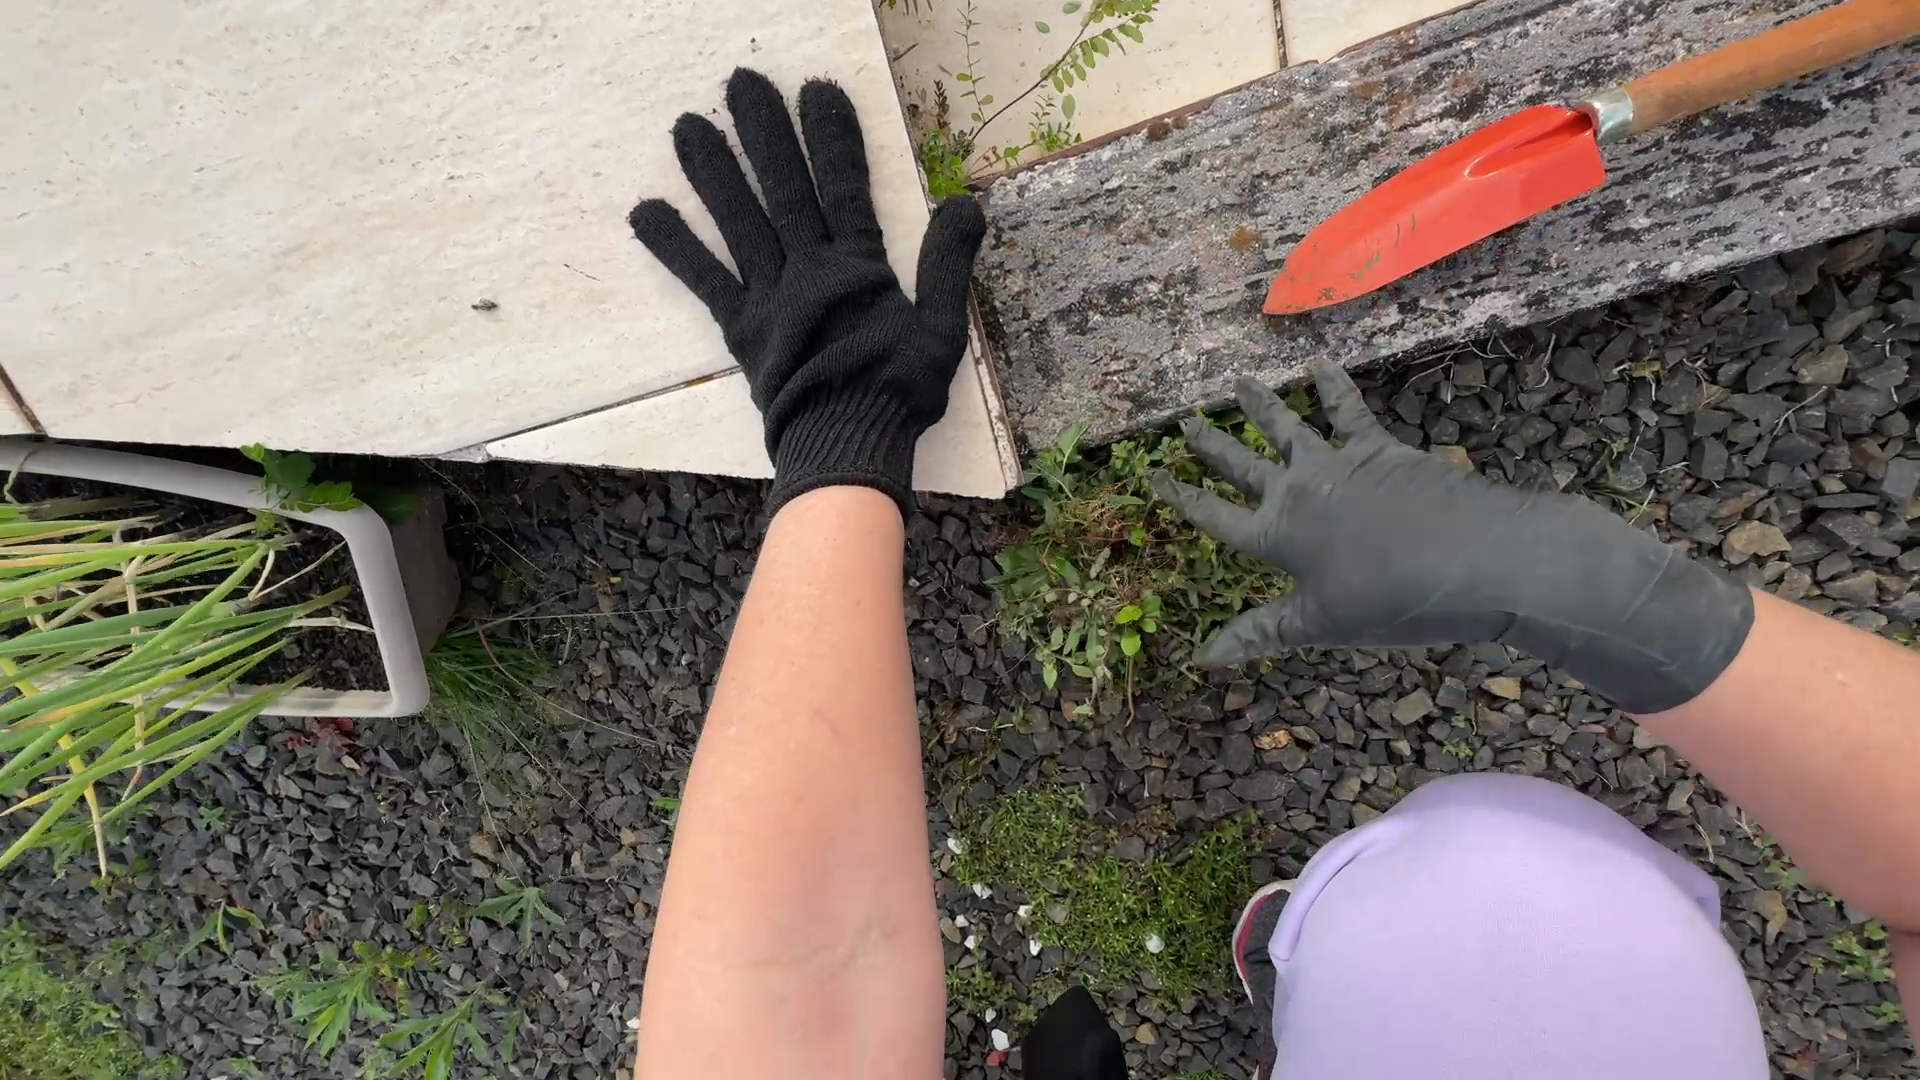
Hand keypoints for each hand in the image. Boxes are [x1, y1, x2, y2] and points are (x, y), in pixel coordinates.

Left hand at [630, 68, 986, 517]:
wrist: (846, 447)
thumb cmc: (897, 394)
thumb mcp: (941, 333)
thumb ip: (947, 268)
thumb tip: (966, 205)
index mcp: (859, 269)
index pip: (845, 188)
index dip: (832, 138)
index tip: (816, 91)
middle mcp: (809, 271)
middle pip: (785, 191)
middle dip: (765, 135)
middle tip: (742, 85)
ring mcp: (770, 298)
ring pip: (739, 223)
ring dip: (714, 173)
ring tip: (688, 126)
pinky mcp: (742, 329)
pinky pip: (705, 281)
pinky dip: (676, 247)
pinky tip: (646, 211)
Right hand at [1151, 358, 1754, 713]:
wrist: (1479, 561)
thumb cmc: (1391, 601)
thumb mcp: (1319, 626)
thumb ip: (1258, 635)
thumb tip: (1200, 662)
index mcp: (1276, 536)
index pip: (1212, 514)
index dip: (1180, 495)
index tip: (1152, 473)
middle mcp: (1296, 492)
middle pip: (1241, 464)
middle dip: (1210, 443)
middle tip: (1184, 419)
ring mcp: (1336, 465)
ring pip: (1286, 428)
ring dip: (1260, 406)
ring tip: (1238, 382)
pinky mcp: (1380, 450)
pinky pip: (1350, 411)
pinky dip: (1333, 386)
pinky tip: (1319, 364)